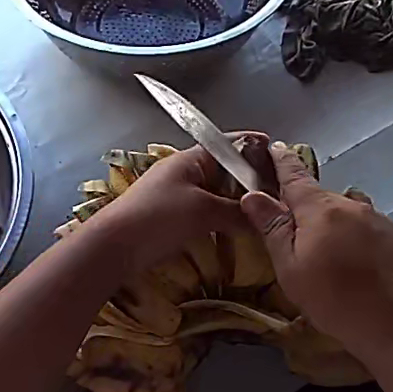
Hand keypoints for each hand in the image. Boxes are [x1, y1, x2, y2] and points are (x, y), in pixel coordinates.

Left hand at [88, 133, 263, 271]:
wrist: (114, 246)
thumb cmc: (158, 217)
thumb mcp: (204, 211)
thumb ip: (237, 213)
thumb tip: (262, 219)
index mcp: (191, 159)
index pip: (228, 145)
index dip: (252, 147)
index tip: (277, 152)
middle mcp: (184, 172)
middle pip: (224, 171)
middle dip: (249, 180)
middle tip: (277, 192)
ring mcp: (177, 195)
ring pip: (215, 194)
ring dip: (235, 203)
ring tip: (262, 213)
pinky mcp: (172, 217)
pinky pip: (205, 212)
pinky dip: (221, 218)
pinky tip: (237, 230)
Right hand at [238, 143, 392, 359]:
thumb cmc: (336, 301)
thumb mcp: (291, 270)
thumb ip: (273, 230)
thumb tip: (253, 196)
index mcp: (319, 209)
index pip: (295, 175)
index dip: (282, 162)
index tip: (275, 148)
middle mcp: (351, 205)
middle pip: (322, 199)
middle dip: (308, 211)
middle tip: (298, 239)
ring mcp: (380, 220)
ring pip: (348, 215)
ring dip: (336, 228)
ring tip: (331, 257)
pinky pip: (370, 231)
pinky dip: (358, 242)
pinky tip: (359, 268)